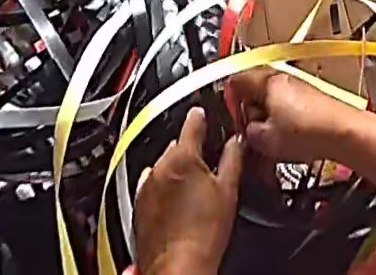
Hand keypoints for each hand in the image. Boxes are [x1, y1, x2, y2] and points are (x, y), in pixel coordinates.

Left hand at [133, 106, 242, 274]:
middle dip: (193, 150)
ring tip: (193, 191)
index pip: (193, 120)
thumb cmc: (202, 236)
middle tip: (207, 167)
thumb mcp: (227, 191)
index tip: (205, 115)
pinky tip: (176, 202)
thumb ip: (233, 158)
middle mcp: (161, 164)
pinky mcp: (138, 202)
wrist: (178, 270)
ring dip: (177, 168)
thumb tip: (237, 142)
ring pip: (165, 163)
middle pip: (179, 143)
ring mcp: (147, 183)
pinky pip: (152, 183)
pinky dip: (163, 185)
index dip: (203, 116)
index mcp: (183, 155)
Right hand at [226, 69, 356, 164]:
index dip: (230, 102)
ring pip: (269, 98)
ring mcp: (294, 84)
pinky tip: (287, 138)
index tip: (235, 122)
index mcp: (264, 80)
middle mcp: (278, 77)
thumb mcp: (266, 140)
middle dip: (249, 112)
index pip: (235, 80)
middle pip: (252, 89)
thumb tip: (248, 131)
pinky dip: (281, 118)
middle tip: (252, 135)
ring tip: (271, 141)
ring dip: (266, 118)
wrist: (343, 132)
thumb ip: (249, 133)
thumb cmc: (305, 131)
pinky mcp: (307, 95)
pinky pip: (285, 103)